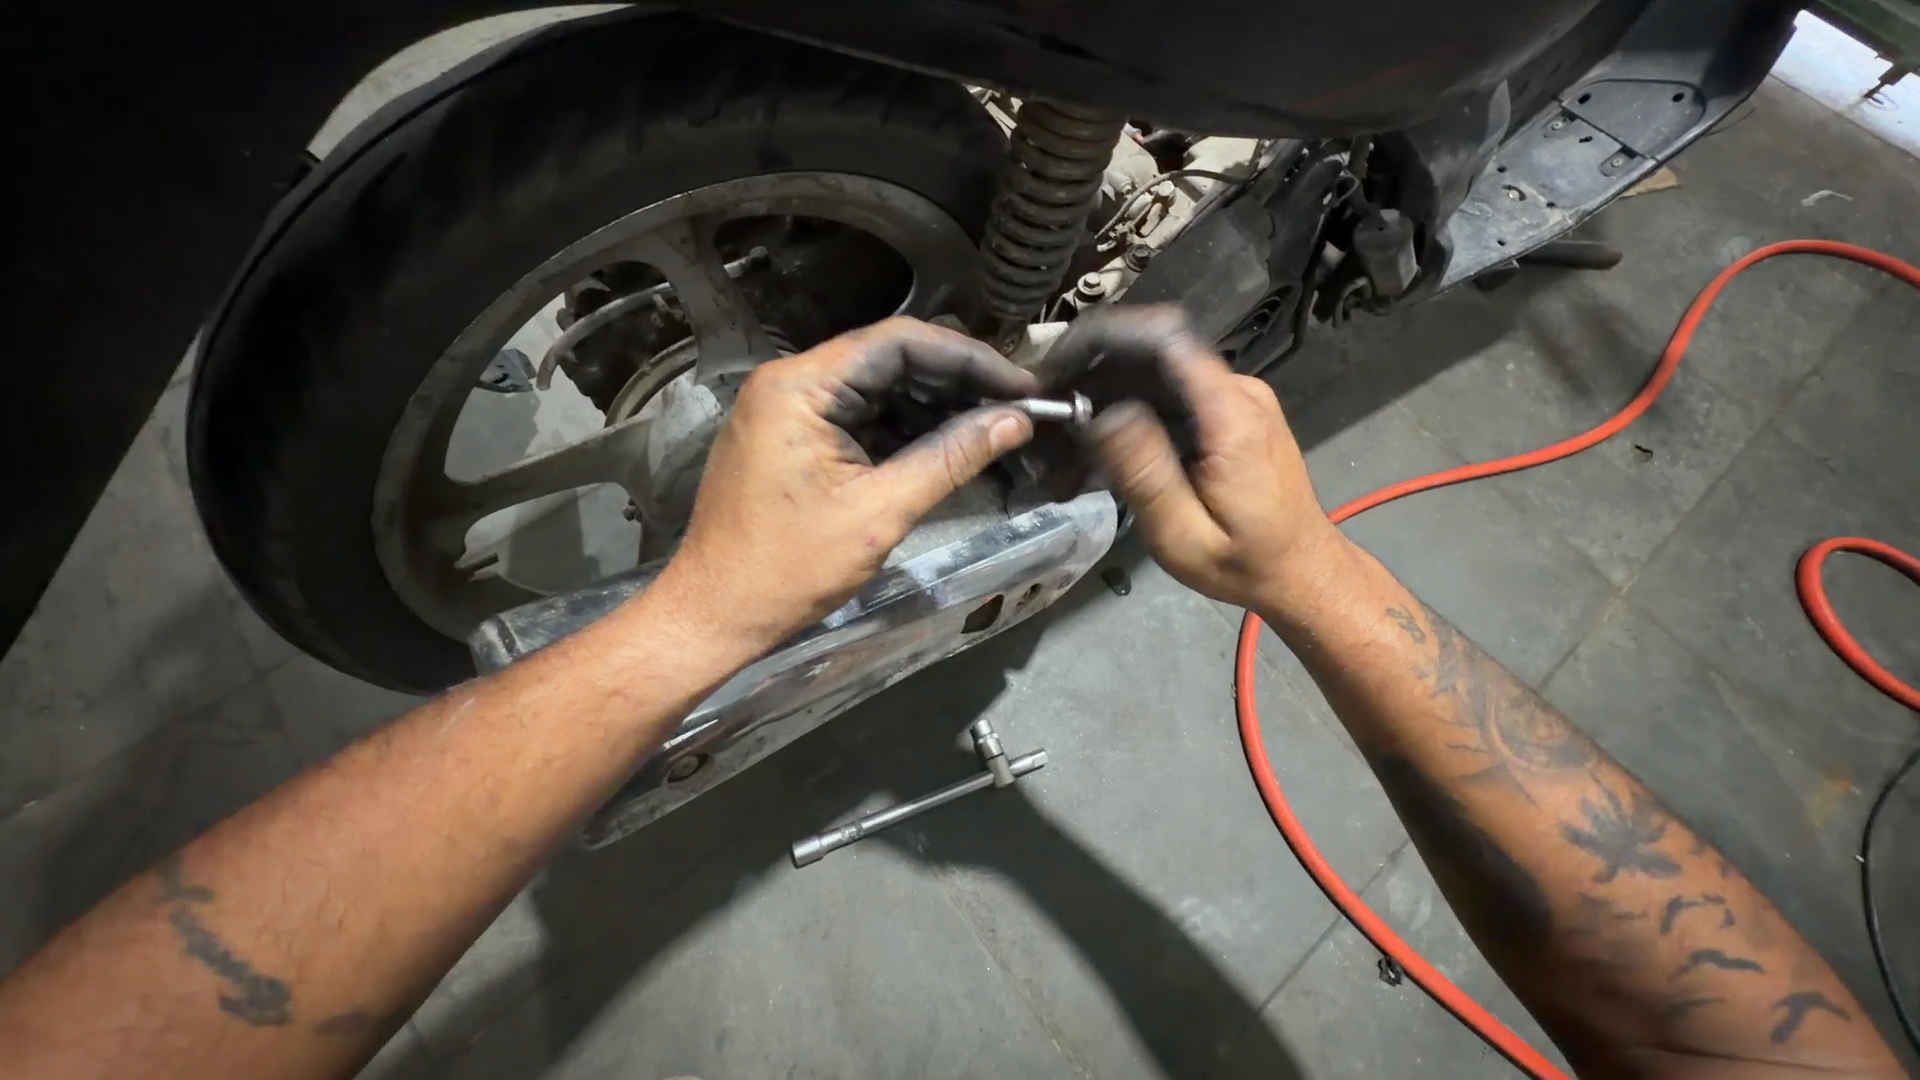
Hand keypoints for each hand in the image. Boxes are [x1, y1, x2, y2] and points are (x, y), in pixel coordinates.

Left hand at [646, 317, 1040, 651]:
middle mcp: (792, 384)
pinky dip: (906, 434)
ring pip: (880, 392)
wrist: (716, 613)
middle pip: (891, 361)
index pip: (900, 342)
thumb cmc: (789, 568)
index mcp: (802, 386)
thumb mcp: (880, 511)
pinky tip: (949, 448)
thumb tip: (1016, 421)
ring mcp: (790, 411)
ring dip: (936, 410)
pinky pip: (861, 421)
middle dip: (957, 384)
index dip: (969, 359)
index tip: (1021, 385)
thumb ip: (950, 458)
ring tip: (995, 429)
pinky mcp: (795, 440)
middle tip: (1017, 408)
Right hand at [1052, 308, 1344, 612]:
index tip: (1057, 366)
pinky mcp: (1228, 410)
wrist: (1299, 569)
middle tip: (1048, 411)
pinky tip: (1101, 443)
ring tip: (1066, 437)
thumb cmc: (1242, 563)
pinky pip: (1170, 392)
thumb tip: (1104, 415)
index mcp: (1231, 416)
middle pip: (1152, 352)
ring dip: (1106, 394)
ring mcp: (1235, 397)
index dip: (1103, 339)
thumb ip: (1147, 475)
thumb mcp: (1184, 535)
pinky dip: (1129, 410)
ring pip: (1156, 371)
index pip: (1163, 340)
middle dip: (1092, 372)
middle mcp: (1237, 391)